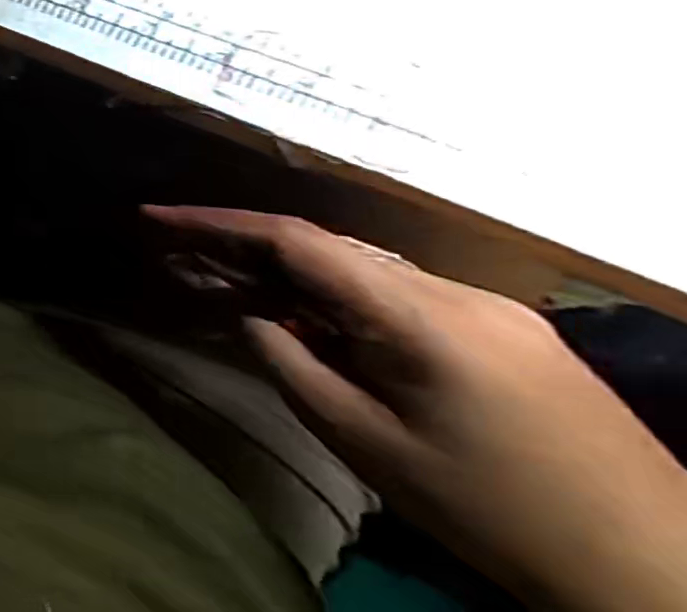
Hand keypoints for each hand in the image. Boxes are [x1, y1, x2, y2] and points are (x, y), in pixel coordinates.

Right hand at [145, 206, 686, 611]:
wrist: (656, 575)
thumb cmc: (489, 510)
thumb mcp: (360, 437)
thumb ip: (287, 359)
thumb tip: (252, 314)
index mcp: (421, 316)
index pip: (297, 241)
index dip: (216, 223)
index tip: (155, 217)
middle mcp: (458, 293)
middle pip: (327, 249)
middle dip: (245, 246)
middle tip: (178, 252)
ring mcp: (492, 309)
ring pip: (362, 269)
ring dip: (291, 273)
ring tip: (231, 283)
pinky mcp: (508, 331)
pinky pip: (399, 294)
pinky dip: (338, 295)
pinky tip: (311, 318)